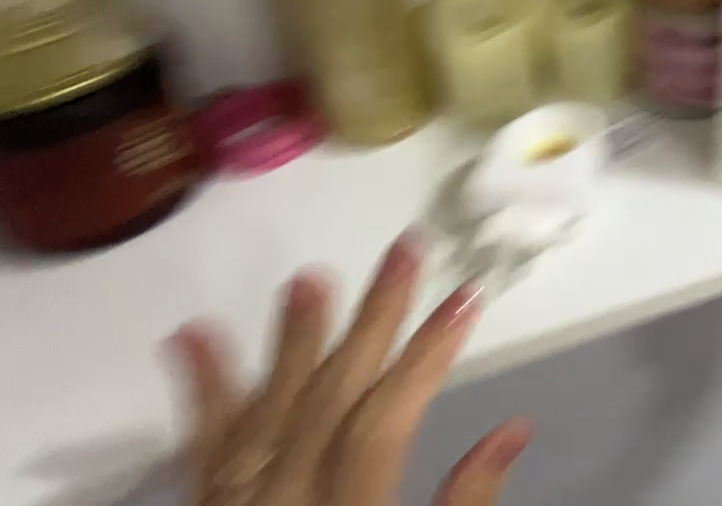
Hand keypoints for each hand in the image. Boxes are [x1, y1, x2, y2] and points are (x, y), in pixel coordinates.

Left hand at [164, 230, 532, 505]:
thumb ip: (468, 505)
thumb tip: (516, 427)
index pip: (384, 421)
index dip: (429, 354)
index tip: (469, 295)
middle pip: (327, 399)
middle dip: (373, 319)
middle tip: (404, 250)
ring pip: (262, 414)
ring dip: (288, 342)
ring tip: (308, 278)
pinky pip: (204, 453)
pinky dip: (203, 394)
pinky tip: (195, 341)